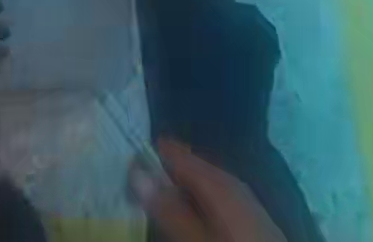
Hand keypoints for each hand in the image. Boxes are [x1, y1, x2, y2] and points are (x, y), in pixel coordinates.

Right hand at [129, 138, 286, 241]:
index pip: (173, 150)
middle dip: (161, 175)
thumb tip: (136, 169)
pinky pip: (213, 202)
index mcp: (218, 181)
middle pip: (187, 166)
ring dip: (177, 193)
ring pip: (200, 185)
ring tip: (155, 207)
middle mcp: (231, 182)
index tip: (121, 165)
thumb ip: (170, 210)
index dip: (146, 156)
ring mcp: (244, 203)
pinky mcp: (251, 222)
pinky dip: (195, 206)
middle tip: (132, 189)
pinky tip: (188, 221)